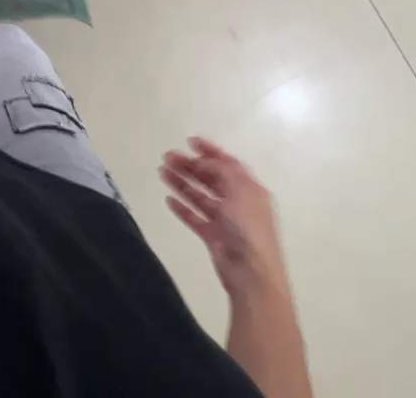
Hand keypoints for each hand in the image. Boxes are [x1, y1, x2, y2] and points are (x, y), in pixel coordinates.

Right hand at [161, 137, 289, 300]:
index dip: (211, 151)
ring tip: (163, 172)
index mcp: (249, 189)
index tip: (190, 142)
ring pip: (200, 196)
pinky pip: (195, 217)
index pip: (229, 164)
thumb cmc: (249, 228)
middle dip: (191, 166)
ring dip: (183, 183)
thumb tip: (203, 162)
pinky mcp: (213, 236)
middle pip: (211, 178)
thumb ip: (221, 172)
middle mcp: (238, 202)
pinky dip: (183, 208)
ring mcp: (225, 220)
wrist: (252, 273)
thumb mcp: (239, 191)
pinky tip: (169, 199)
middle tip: (168, 157)